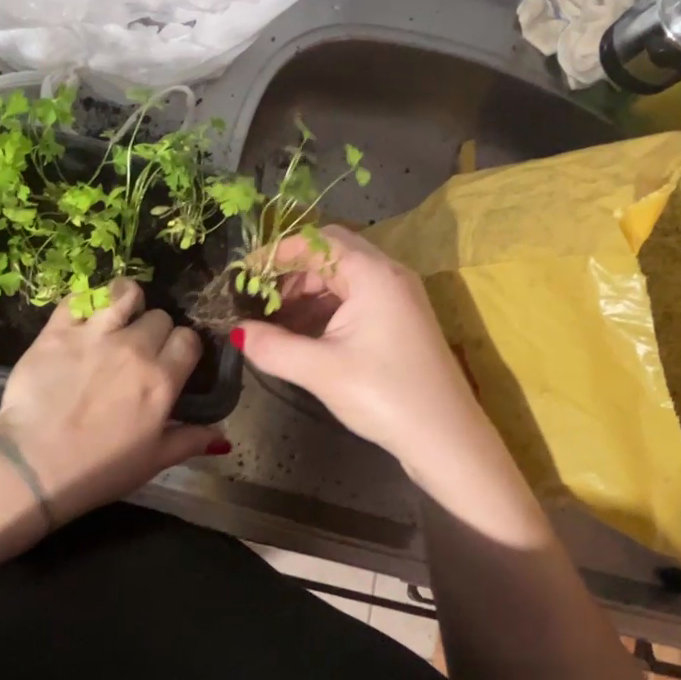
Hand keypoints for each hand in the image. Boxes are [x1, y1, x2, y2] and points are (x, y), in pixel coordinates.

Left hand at [0, 279, 224, 525]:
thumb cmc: (98, 470)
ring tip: (115, 318)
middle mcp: (134, 349)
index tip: (170, 361)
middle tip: (137, 352)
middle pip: (159, 316)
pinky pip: (78, 297)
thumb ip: (189, 441)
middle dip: (154, 331)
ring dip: (125, 302)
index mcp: (162, 379)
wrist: (34, 465)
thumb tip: (221, 437)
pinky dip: (84, 302)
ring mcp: (93, 334)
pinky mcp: (56, 330)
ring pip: (123, 292)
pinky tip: (82, 318)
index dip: (183, 348)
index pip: (189, 340)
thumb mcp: (152, 462)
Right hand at [234, 225, 490, 470]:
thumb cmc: (384, 395)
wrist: (445, 438)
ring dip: (305, 293)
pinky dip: (324, 310)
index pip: (316, 241)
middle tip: (256, 301)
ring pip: (341, 278)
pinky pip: (353, 299)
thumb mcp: (320, 370)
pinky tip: (301, 336)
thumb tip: (235, 331)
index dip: (276, 253)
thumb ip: (272, 346)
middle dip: (289, 274)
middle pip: (329, 254)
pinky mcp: (399, 322)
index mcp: (373, 274)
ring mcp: (397, 298)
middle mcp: (388, 276)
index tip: (242, 276)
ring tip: (272, 322)